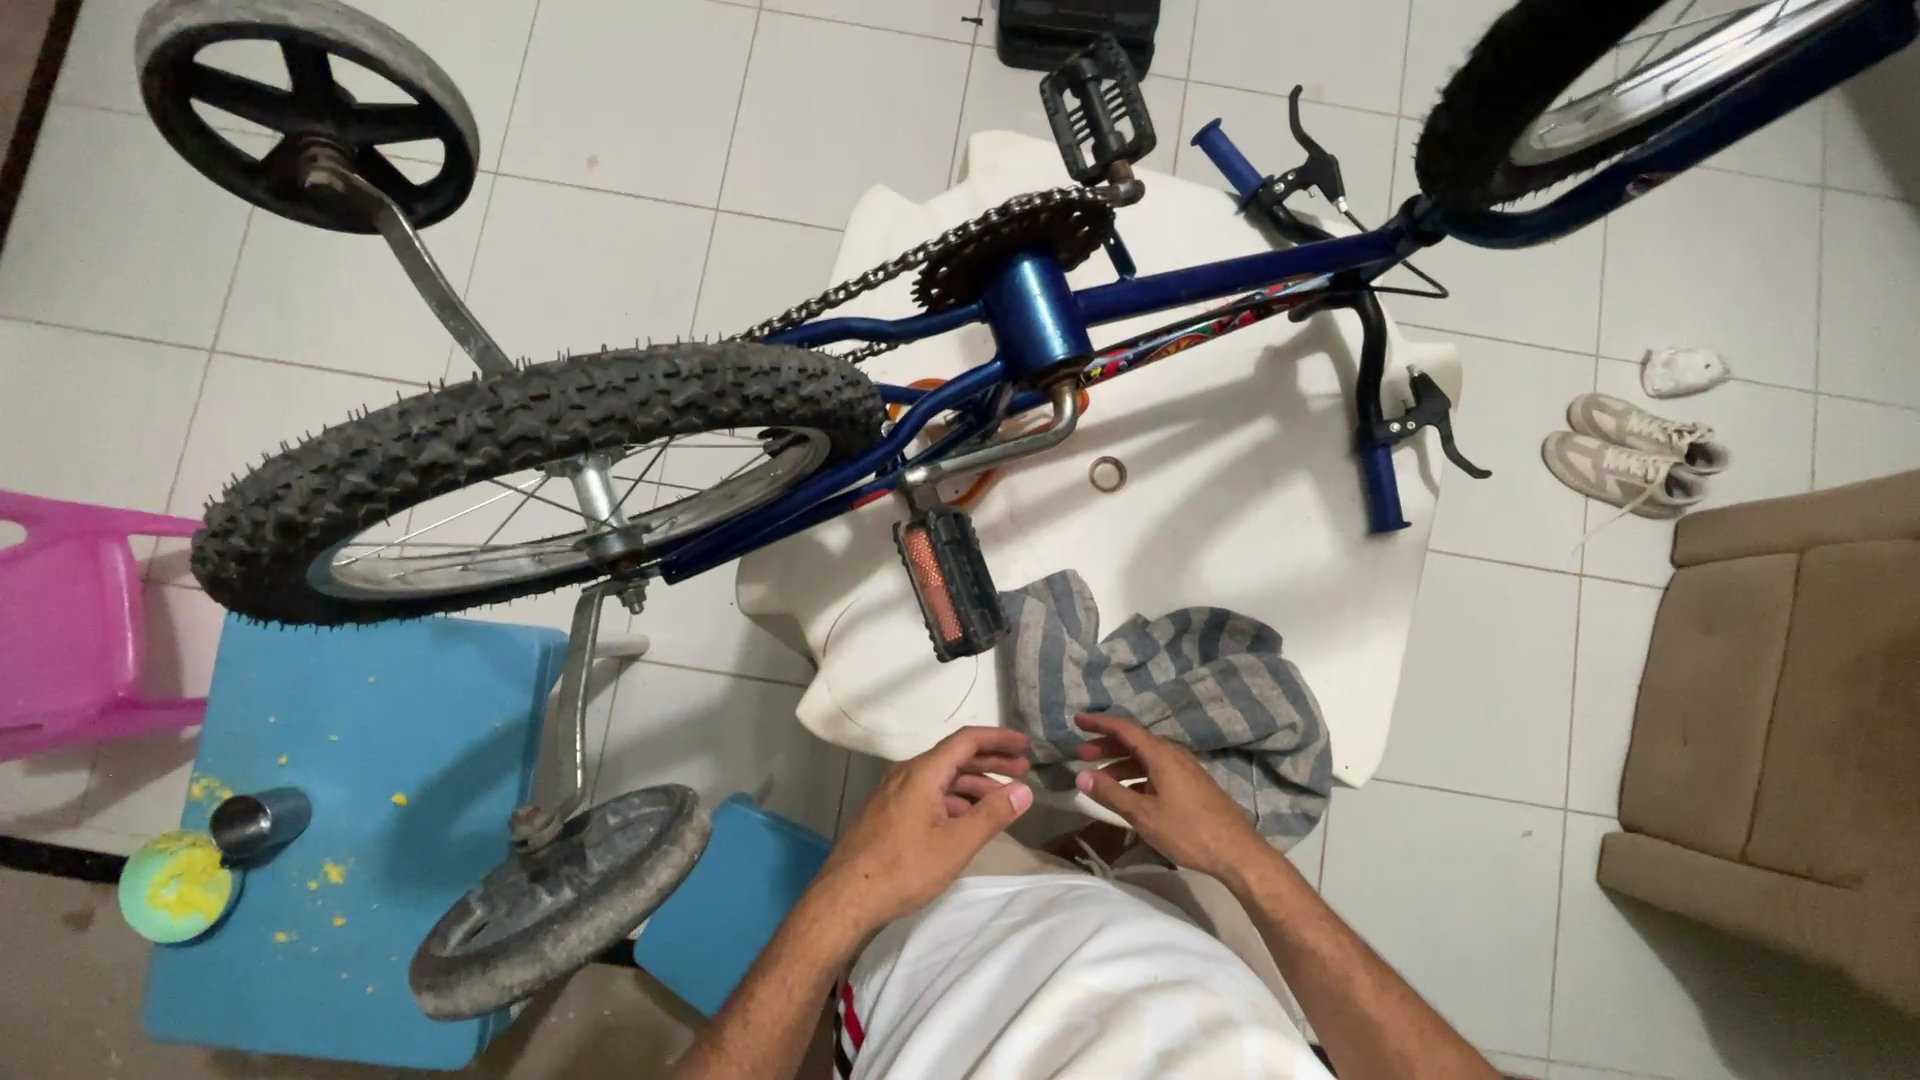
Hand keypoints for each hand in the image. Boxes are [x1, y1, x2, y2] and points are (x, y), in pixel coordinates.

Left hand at [812, 727, 1034, 933]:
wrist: (845, 898)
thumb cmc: (903, 869)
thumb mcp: (955, 844)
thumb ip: (992, 815)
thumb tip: (1023, 790)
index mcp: (922, 772)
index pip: (967, 740)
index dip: (999, 739)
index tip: (1025, 745)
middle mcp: (906, 774)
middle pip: (954, 756)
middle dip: (990, 761)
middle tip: (1023, 770)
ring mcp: (893, 793)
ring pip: (941, 777)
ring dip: (973, 784)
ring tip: (1002, 800)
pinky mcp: (888, 812)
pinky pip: (928, 793)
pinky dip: (954, 799)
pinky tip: (967, 819)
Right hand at [1072, 713, 1266, 880]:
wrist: (1237, 851)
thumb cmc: (1188, 830)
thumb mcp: (1143, 814)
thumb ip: (1111, 794)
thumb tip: (1081, 776)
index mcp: (1161, 755)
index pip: (1125, 729)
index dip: (1100, 723)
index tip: (1077, 720)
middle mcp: (1173, 755)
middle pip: (1135, 742)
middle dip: (1107, 745)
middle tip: (1082, 754)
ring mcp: (1185, 770)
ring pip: (1146, 758)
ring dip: (1121, 764)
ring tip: (1099, 778)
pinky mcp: (1191, 786)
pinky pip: (1157, 771)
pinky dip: (1137, 776)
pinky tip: (1128, 794)